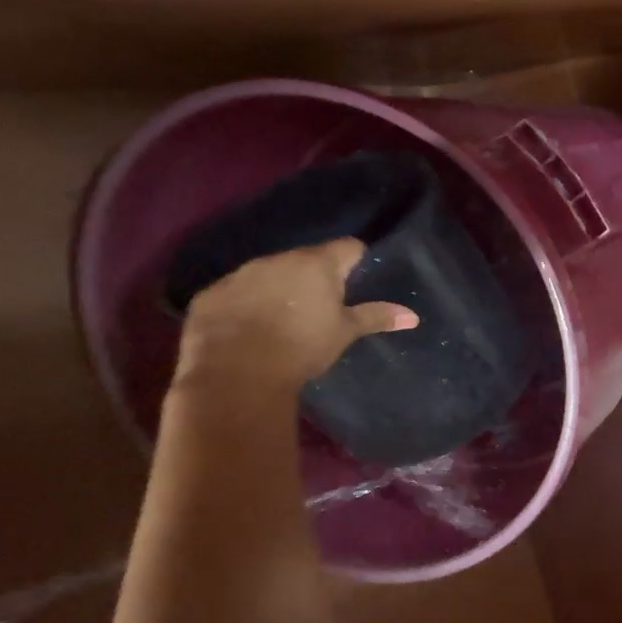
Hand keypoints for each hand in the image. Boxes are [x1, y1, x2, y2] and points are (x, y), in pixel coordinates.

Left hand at [174, 238, 418, 392]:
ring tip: (283, 317)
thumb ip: (376, 317)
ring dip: (278, 288)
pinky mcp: (209, 295)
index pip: (347, 247)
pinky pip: (235, 292)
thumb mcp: (345, 333)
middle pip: (304, 259)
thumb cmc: (302, 347)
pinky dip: (245, 303)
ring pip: (268, 273)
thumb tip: (412, 316)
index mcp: (316, 264)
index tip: (357, 279)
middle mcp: (277, 260)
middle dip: (313, 276)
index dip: (356, 260)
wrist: (235, 375)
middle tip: (321, 304)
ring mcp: (239, 276)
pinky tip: (248, 328)